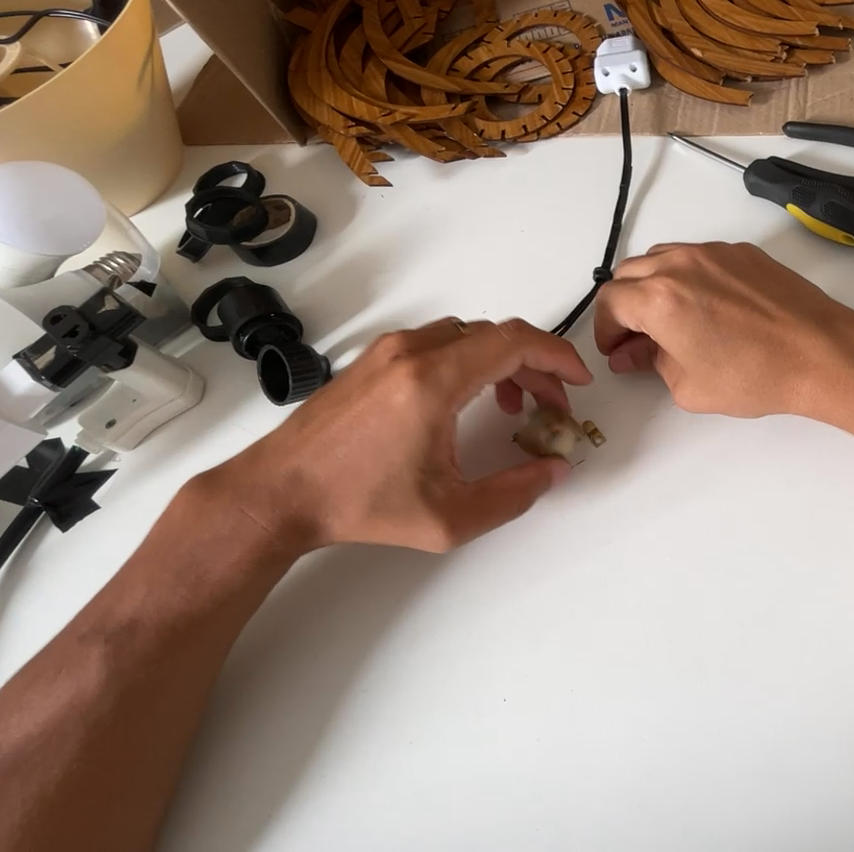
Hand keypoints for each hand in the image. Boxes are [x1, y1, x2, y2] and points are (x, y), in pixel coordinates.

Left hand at [194, 317, 592, 554]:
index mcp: (434, 381)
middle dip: (537, 366)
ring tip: (513, 405)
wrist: (275, 494)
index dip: (558, 356)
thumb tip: (555, 470)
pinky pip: (441, 342)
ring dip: (503, 362)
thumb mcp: (449, 518)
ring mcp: (389, 351)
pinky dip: (471, 361)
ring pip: (470, 335)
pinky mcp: (374, 359)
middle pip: (498, 336)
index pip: (516, 342)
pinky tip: (467, 401)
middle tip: (552, 405)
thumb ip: (515, 494)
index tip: (578, 381)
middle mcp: (413, 352)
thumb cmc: (358, 505)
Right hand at [592, 242, 853, 419]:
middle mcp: (681, 264)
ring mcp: (714, 253)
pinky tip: (709, 306)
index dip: (606, 329)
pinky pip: (699, 256)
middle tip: (638, 338)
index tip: (617, 349)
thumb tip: (631, 353)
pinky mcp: (743, 252)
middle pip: (630, 273)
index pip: (610, 302)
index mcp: (658, 298)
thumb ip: (650, 362)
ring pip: (663, 257)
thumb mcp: (689, 386)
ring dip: (654, 284)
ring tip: (671, 319)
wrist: (820, 352)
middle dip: (625, 305)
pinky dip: (689, 276)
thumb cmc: (755, 376)